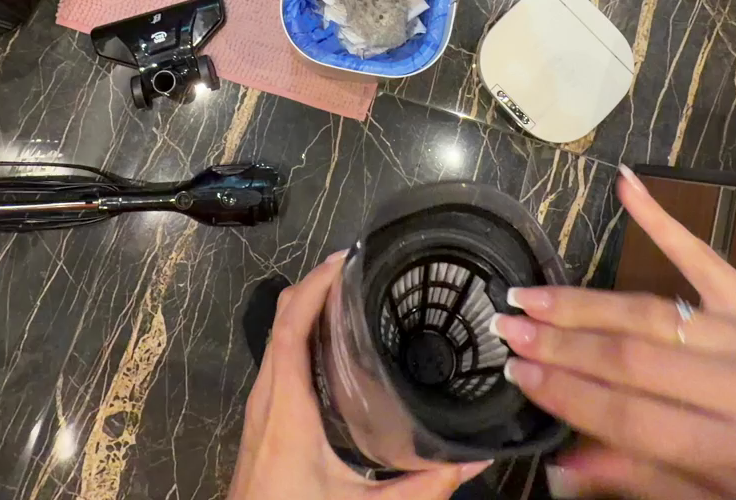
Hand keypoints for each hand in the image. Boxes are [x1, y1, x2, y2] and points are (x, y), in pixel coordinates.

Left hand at [227, 251, 489, 499]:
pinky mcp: (265, 412)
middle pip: (283, 316)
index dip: (316, 284)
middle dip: (317, 282)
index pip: (291, 324)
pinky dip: (303, 328)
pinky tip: (337, 336)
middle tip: (363, 267)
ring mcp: (262, 401)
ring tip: (354, 289)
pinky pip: (281, 352)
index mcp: (287, 405)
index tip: (348, 258)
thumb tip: (472, 459)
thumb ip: (420, 489)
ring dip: (309, 302)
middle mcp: (269, 392)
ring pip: (278, 331)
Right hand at [489, 168, 735, 499]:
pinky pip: (705, 257)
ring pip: (653, 309)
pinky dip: (663, 218)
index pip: (634, 415)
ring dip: (584, 300)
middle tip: (506, 323)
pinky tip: (627, 184)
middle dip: (563, 340)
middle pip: (635, 354)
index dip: (568, 393)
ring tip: (531, 293)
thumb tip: (564, 470)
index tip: (517, 372)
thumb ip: (646, 480)